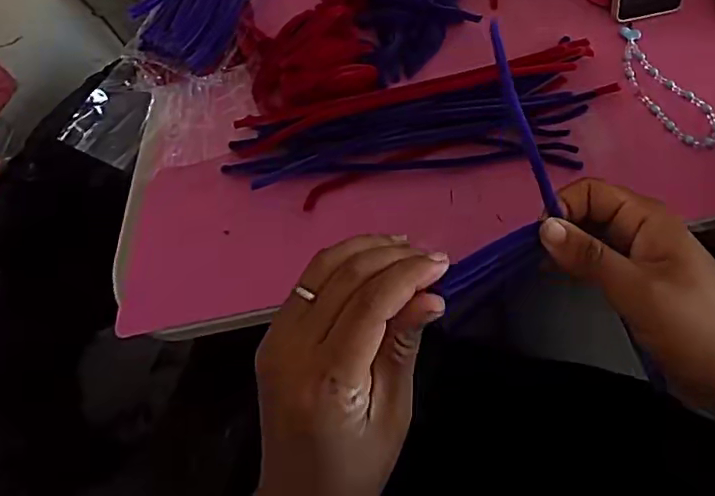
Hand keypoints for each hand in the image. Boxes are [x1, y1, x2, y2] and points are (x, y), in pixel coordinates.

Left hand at [255, 236, 448, 495]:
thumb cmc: (353, 467)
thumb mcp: (393, 414)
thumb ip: (404, 346)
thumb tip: (432, 295)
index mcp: (326, 380)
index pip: (371, 302)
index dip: (409, 274)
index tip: (442, 263)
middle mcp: (292, 351)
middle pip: (347, 276)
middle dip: (395, 256)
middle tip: (431, 256)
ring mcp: (275, 339)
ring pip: (324, 265)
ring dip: (368, 247)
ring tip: (405, 246)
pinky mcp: (272, 334)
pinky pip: (310, 279)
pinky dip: (344, 258)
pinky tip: (373, 257)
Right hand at [538, 180, 714, 475]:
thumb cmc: (696, 326)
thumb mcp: (638, 291)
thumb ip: (590, 257)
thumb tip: (544, 224)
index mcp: (647, 216)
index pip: (593, 190)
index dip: (563, 206)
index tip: (536, 239)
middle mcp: (644, 228)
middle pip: (593, 211)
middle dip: (563, 226)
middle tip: (531, 257)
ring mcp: (645, 257)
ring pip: (597, 238)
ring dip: (571, 247)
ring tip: (539, 269)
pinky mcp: (644, 284)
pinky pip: (606, 263)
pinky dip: (583, 267)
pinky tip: (563, 281)